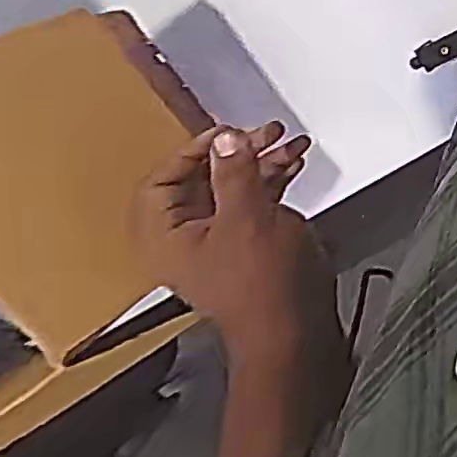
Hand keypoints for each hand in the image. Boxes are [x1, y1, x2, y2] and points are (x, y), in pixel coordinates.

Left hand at [133, 123, 332, 355]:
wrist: (294, 323)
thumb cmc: (261, 285)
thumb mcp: (245, 219)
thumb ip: (235, 174)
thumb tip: (226, 140)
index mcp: (167, 238)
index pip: (162, 182)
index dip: (191, 152)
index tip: (225, 133)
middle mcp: (190, 236)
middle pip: (203, 179)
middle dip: (237, 151)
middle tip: (263, 133)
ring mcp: (224, 237)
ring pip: (236, 184)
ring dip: (263, 159)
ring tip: (288, 141)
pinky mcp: (253, 237)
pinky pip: (258, 195)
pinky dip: (276, 175)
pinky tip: (295, 160)